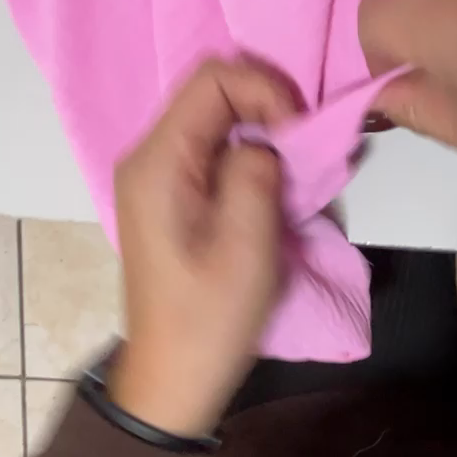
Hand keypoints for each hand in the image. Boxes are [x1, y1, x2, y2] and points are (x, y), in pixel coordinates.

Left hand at [108, 58, 298, 436]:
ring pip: (217, 127)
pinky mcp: (173, 201)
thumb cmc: (209, 321)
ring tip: (296, 181)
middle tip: (306, 160)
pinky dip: (250, 165)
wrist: (174, 377)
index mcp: (159, 163)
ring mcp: (158, 180)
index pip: (213, 79)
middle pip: (213, 97)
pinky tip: (273, 197)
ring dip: (264, 143)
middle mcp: (149, 158)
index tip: (302, 139)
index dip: (267, 92)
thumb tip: (268, 145)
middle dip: (269, 114)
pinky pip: (214, 158)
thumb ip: (256, 175)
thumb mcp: (245, 247)